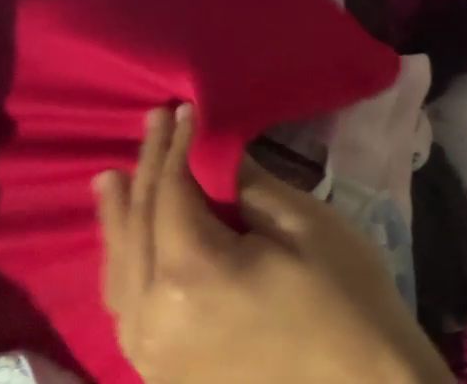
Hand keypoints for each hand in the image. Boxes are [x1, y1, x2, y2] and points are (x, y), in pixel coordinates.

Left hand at [96, 105, 452, 383]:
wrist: (355, 380)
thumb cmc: (344, 293)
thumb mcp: (310, 227)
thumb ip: (254, 191)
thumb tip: (221, 160)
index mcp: (192, 272)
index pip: (170, 195)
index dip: (176, 148)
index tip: (183, 109)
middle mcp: (151, 313)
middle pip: (136, 229)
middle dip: (145, 171)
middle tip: (150, 124)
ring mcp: (148, 350)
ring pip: (118, 272)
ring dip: (118, 220)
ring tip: (110, 180)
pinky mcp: (159, 370)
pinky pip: (126, 306)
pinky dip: (123, 265)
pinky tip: (126, 248)